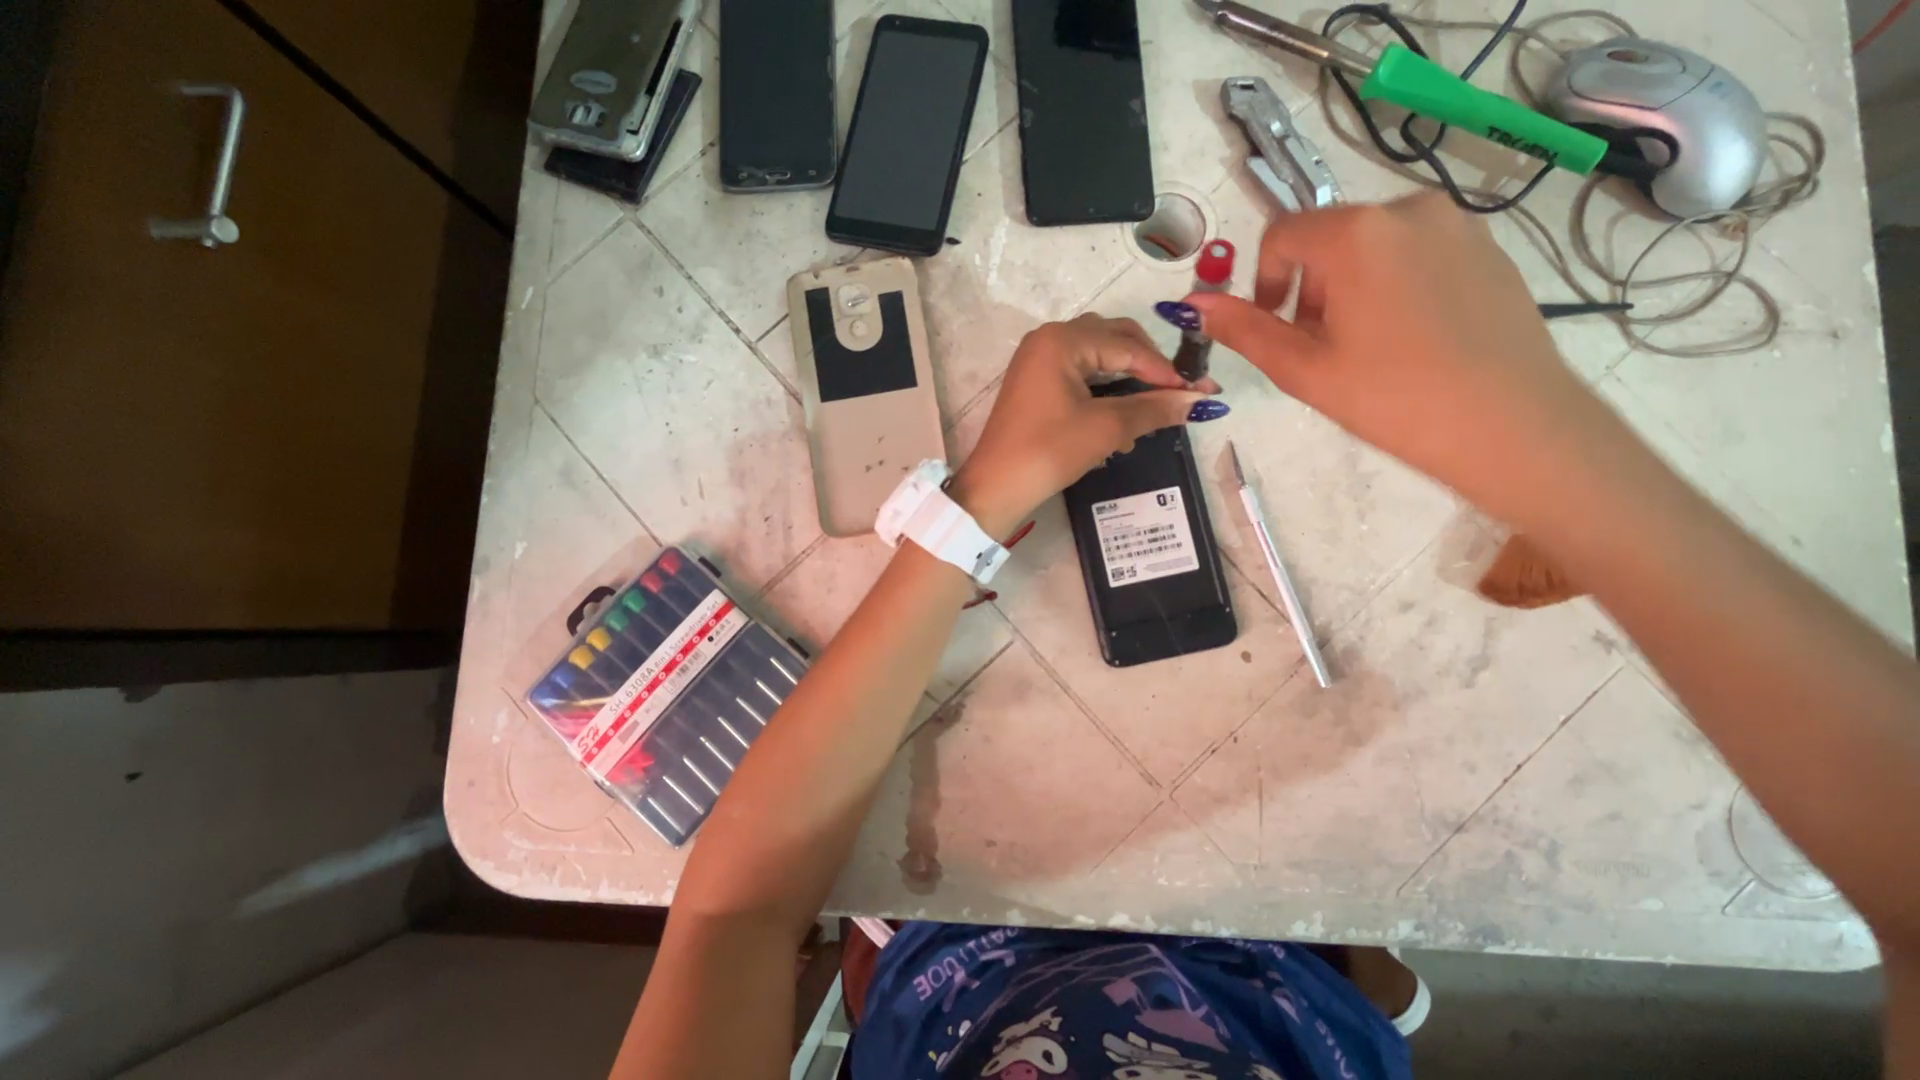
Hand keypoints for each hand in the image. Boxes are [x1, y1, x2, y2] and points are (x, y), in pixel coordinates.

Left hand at [950, 313, 1224, 535]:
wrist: (996, 488)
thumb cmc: (1049, 451)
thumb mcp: (1106, 429)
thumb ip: (1153, 409)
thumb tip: (1198, 401)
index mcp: (1063, 340)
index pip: (1128, 345)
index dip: (1165, 370)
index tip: (1197, 392)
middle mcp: (1049, 339)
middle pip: (1114, 339)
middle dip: (1147, 368)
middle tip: (1175, 397)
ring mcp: (1039, 360)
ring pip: (1099, 357)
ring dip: (1128, 380)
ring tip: (1149, 412)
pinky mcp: (1037, 383)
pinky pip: (1082, 374)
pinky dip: (1105, 391)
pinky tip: (1121, 422)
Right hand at [1187, 193, 1626, 525]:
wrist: (1513, 426)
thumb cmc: (1395, 399)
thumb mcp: (1305, 369)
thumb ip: (1244, 330)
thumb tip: (1193, 304)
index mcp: (1356, 232)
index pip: (1281, 236)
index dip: (1264, 282)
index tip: (1275, 330)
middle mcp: (1408, 209)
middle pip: (1330, 239)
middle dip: (1312, 289)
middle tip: (1323, 349)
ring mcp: (1458, 226)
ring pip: (1375, 247)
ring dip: (1353, 288)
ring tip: (1369, 349)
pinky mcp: (1489, 250)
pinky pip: (1420, 255)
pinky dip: (1398, 287)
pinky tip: (1413, 343)